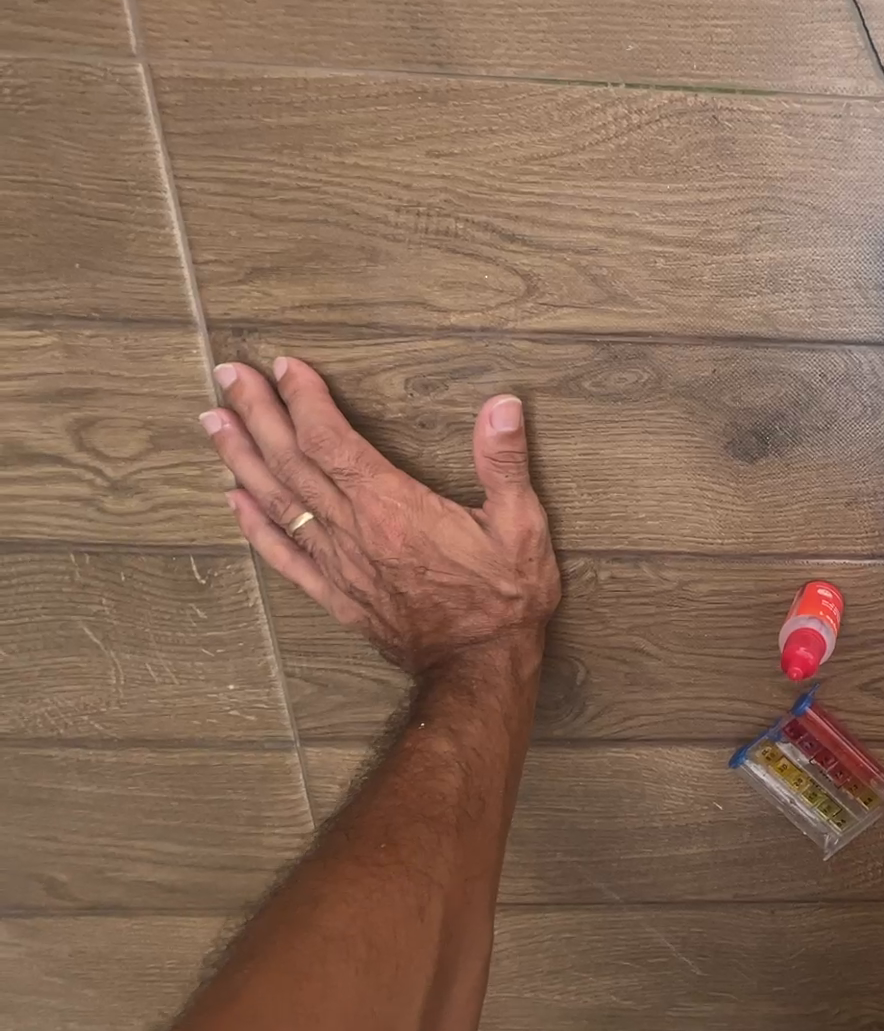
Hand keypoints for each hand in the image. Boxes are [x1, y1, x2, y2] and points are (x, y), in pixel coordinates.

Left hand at [199, 357, 560, 676]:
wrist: (480, 661)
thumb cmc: (507, 593)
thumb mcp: (523, 524)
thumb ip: (505, 464)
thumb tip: (503, 405)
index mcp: (395, 507)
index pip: (335, 443)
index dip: (306, 402)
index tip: (286, 368)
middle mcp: (354, 530)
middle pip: (294, 465)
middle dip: (260, 415)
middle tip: (230, 375)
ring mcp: (339, 564)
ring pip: (278, 502)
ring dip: (243, 458)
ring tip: (213, 421)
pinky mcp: (337, 593)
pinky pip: (283, 554)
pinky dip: (253, 524)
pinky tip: (233, 500)